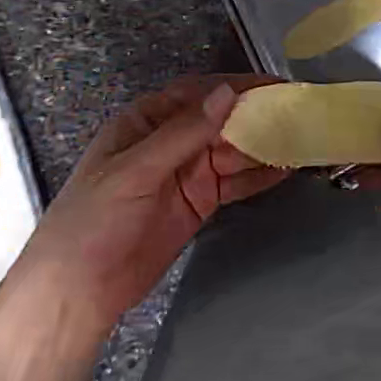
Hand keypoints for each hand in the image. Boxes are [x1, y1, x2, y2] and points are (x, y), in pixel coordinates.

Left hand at [12, 75, 286, 327]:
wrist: (77, 293)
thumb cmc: (94, 221)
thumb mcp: (136, 171)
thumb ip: (184, 133)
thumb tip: (228, 93)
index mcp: (147, 121)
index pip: (200, 94)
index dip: (238, 87)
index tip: (277, 87)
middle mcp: (170, 141)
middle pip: (221, 121)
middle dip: (258, 117)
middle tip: (301, 114)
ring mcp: (186, 173)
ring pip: (233, 151)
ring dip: (264, 146)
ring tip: (303, 140)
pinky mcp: (199, 203)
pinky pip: (234, 182)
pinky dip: (259, 176)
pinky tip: (285, 170)